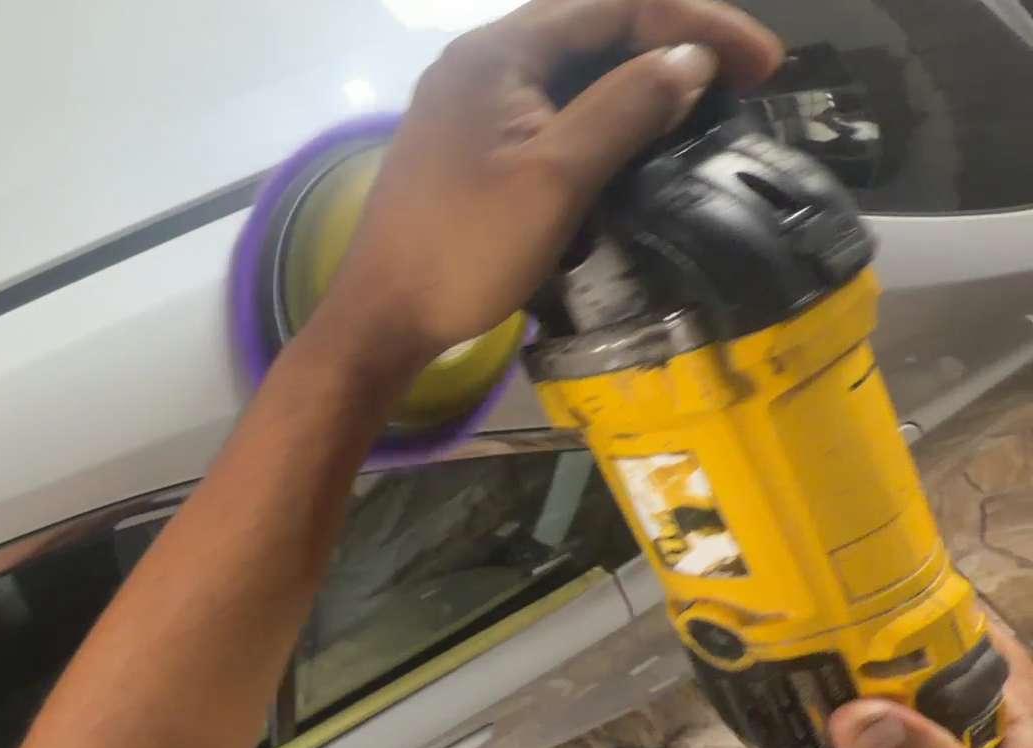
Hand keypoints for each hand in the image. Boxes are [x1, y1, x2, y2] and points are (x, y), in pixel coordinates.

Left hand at [308, 0, 781, 361]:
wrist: (378, 322)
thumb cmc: (460, 253)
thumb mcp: (556, 177)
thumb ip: (630, 104)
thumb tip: (689, 59)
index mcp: (492, 55)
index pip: (616, 2)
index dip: (697, 23)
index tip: (762, 69)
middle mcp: (468, 71)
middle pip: (588, 35)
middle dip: (663, 55)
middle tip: (725, 95)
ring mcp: (455, 115)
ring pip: (561, 82)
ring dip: (624, 95)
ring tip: (681, 127)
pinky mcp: (453, 156)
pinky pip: (532, 122)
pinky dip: (580, 130)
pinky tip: (614, 157)